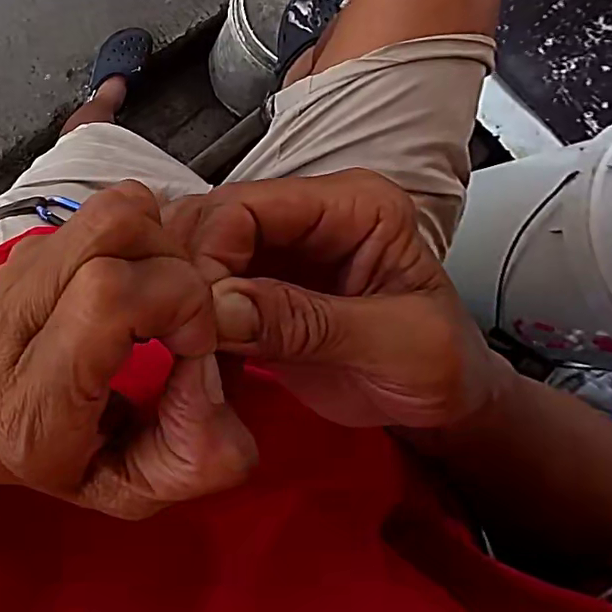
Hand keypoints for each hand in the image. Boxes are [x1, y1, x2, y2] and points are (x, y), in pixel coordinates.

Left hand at [0, 181, 257, 519]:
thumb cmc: (45, 459)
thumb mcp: (125, 490)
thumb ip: (192, 455)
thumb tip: (207, 366)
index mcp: (35, 393)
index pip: (105, 294)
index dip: (174, 300)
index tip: (190, 342)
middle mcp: (13, 318)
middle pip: (108, 230)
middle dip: (171, 260)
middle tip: (176, 311)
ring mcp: (11, 273)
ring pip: (102, 210)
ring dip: (153, 242)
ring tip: (153, 293)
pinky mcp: (19, 252)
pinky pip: (91, 217)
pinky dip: (128, 239)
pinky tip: (125, 283)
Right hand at [162, 169, 510, 428]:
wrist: (435, 406)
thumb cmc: (439, 372)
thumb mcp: (396, 350)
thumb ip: (308, 323)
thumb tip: (219, 307)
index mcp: (351, 205)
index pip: (244, 206)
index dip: (209, 253)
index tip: (200, 313)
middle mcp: (296, 212)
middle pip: (203, 218)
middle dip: (182, 271)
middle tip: (177, 326)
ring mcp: (264, 242)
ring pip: (184, 243)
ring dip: (173, 287)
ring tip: (177, 334)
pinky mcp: (240, 274)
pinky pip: (187, 276)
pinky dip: (175, 304)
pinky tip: (178, 336)